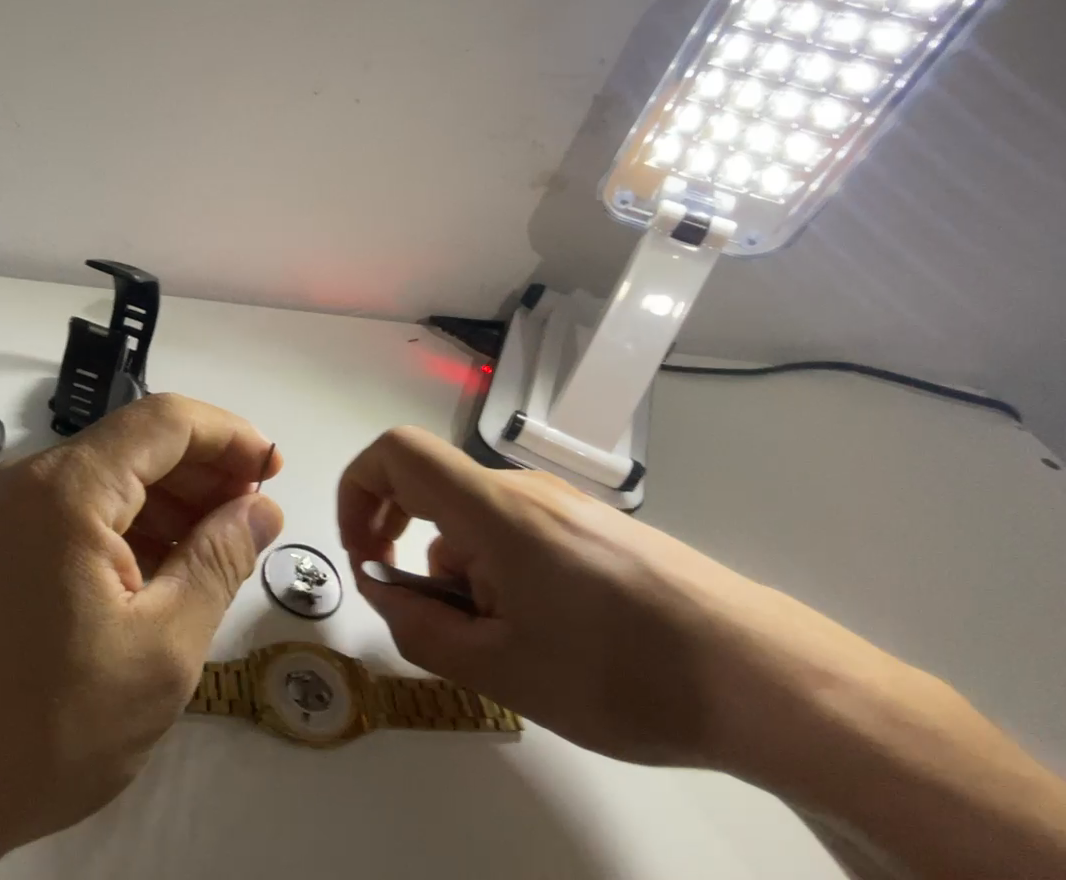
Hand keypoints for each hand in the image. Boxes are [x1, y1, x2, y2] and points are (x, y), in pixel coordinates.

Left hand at [0, 395, 283, 878]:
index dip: (230, 436)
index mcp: (68, 489)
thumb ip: (218, 563)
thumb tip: (260, 507)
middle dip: (204, 471)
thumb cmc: (49, 726)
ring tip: (218, 552)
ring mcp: (3, 514)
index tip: (277, 472)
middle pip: (134, 445)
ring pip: (105, 480)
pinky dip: (127, 529)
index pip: (165, 421)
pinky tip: (161, 572)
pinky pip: (74, 513)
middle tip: (256, 521)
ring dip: (168, 502)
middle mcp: (28, 481)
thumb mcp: (161, 650)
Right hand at [336, 425, 923, 768]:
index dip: (358, 491)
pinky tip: (554, 642)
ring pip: (479, 527)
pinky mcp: (602, 532)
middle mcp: (528, 491)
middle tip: (439, 626)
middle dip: (416, 559)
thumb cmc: (626, 675)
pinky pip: (522, 539)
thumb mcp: (501, 670)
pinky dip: (504, 580)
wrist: (775, 683)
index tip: (365, 553)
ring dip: (465, 580)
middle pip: (436, 497)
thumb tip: (382, 588)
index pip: (396, 452)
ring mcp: (571, 509)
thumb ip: (417, 627)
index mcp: (496, 511)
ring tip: (514, 652)